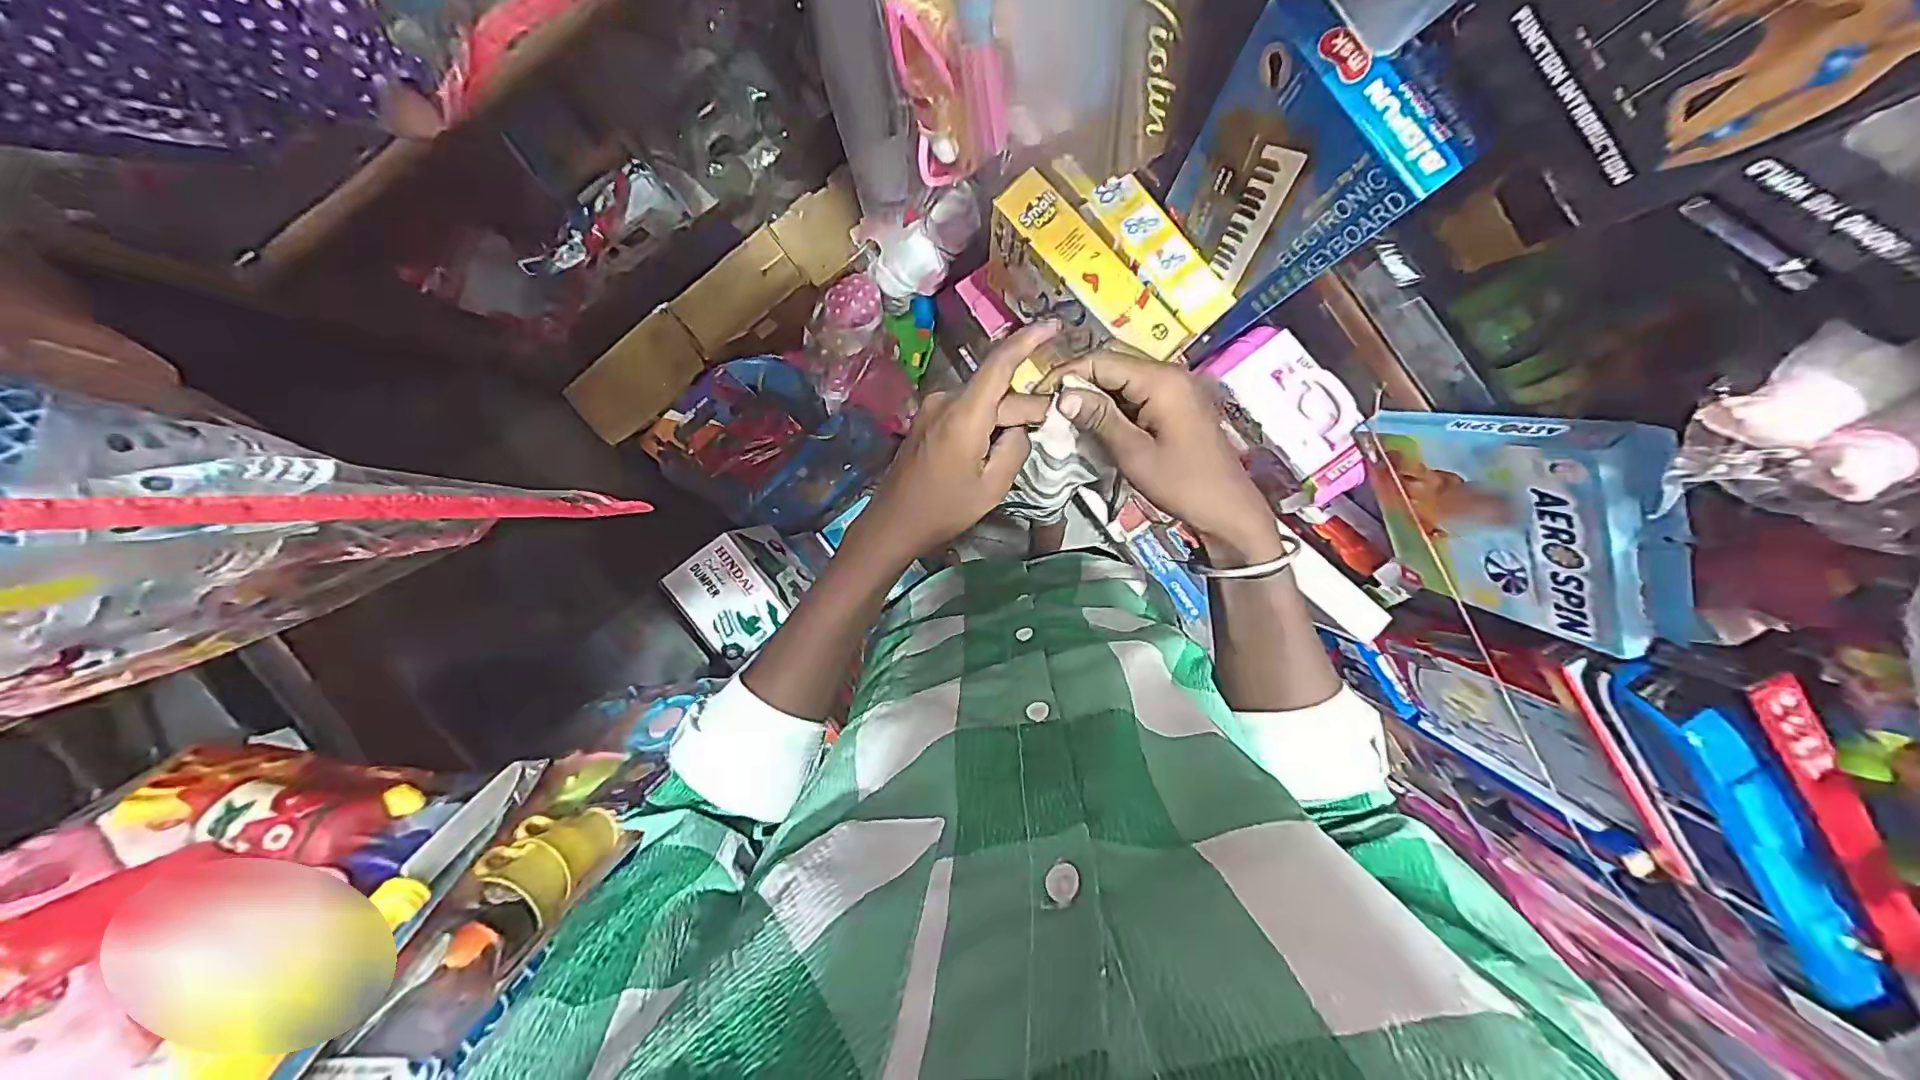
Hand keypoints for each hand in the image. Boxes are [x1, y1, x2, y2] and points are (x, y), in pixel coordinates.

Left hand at [851, 323, 1055, 560]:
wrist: (893, 523)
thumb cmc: (943, 509)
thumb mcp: (993, 487)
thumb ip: (1015, 448)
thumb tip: (1019, 428)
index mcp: (963, 415)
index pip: (1000, 363)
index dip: (1029, 340)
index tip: (1054, 325)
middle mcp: (945, 402)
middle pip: (996, 390)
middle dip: (1026, 405)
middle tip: (1051, 424)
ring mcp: (932, 409)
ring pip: (982, 402)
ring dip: (1005, 417)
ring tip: (1021, 443)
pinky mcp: (926, 421)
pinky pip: (966, 412)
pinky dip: (986, 422)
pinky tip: (994, 445)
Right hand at [1039, 350, 1283, 564]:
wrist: (1228, 509)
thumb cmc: (1183, 484)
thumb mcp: (1134, 454)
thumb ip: (1100, 419)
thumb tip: (1062, 395)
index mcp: (1162, 381)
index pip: (1102, 360)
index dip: (1067, 374)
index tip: (1039, 396)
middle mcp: (1170, 374)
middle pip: (1113, 362)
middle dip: (1078, 380)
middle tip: (1050, 405)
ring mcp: (1176, 387)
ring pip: (1123, 377)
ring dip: (1094, 392)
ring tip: (1066, 414)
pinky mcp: (1176, 403)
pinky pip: (1137, 392)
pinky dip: (1113, 403)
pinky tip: (1094, 421)